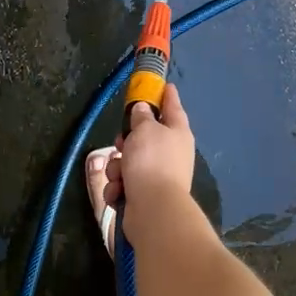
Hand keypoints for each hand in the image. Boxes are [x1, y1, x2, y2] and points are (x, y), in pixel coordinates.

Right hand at [104, 83, 193, 225]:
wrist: (153, 211)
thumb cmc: (151, 161)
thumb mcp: (144, 129)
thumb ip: (141, 116)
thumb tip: (143, 110)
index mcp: (177, 132)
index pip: (173, 106)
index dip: (166, 94)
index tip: (163, 84)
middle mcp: (171, 152)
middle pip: (145, 136)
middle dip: (127, 140)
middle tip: (120, 142)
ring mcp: (158, 175)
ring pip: (130, 161)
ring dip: (118, 167)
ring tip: (118, 174)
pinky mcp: (144, 196)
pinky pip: (125, 183)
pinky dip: (119, 187)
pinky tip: (118, 192)